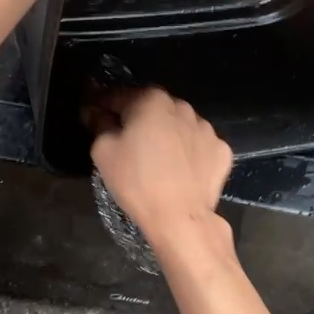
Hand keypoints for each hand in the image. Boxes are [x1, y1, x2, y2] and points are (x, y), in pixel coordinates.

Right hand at [86, 88, 234, 246]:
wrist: (180, 218)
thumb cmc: (136, 181)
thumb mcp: (103, 151)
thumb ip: (98, 123)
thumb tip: (93, 110)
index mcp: (151, 100)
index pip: (118, 95)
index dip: (101, 103)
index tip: (91, 109)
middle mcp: (182, 106)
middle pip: (152, 107)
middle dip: (137, 118)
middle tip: (125, 138)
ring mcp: (207, 128)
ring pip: (178, 125)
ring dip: (165, 133)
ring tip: (156, 157)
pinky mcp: (222, 150)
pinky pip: (198, 145)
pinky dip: (188, 151)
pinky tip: (179, 169)